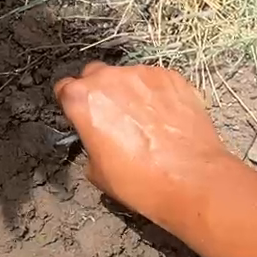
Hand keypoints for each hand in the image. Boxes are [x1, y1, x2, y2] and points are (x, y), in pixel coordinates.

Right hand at [53, 63, 243, 216]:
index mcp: (81, 99)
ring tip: (144, 121)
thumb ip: (90, 142)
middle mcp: (109, 79)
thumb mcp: (96, 171)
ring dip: (130, 93)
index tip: (80, 113)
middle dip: (100, 92)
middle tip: (112, 118)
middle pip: (94, 75)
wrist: (192, 181)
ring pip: (127, 77)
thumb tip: (99, 139)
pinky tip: (164, 119)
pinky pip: (156, 81)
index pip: (64, 88)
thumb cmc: (142, 180)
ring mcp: (142, 75)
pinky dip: (156, 94)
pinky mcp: (171, 77)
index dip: (72, 102)